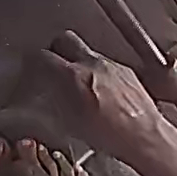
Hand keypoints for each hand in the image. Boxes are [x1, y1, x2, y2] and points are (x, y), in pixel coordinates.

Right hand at [35, 31, 176, 162]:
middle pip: (65, 39)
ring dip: (79, 62)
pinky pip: (105, 63)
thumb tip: (49, 92)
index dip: (34, 60)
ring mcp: (111, 64)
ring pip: (87, 52)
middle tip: (52, 62)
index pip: (43, 56)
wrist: (145, 136)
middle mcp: (92, 63)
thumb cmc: (112, 136)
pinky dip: (98, 72)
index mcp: (74, 76)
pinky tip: (101, 90)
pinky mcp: (126, 70)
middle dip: (56, 48)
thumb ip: (57, 100)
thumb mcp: (72, 122)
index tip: (31, 65)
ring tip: (79, 83)